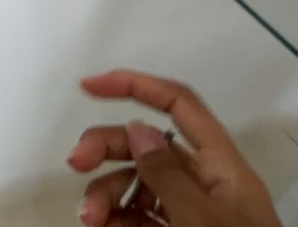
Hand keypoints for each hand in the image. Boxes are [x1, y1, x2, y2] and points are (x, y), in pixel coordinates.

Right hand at [68, 70, 282, 226]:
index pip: (179, 105)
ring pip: (135, 181)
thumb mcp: (203, 224)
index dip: (135, 85)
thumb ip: (169, 175)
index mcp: (223, 170)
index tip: (89, 87)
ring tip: (90, 220)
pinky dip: (116, 217)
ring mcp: (191, 212)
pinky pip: (137, 214)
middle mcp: (205, 183)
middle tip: (75, 164)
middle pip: (144, 142)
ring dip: (104, 192)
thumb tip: (138, 128)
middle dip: (104, 149)